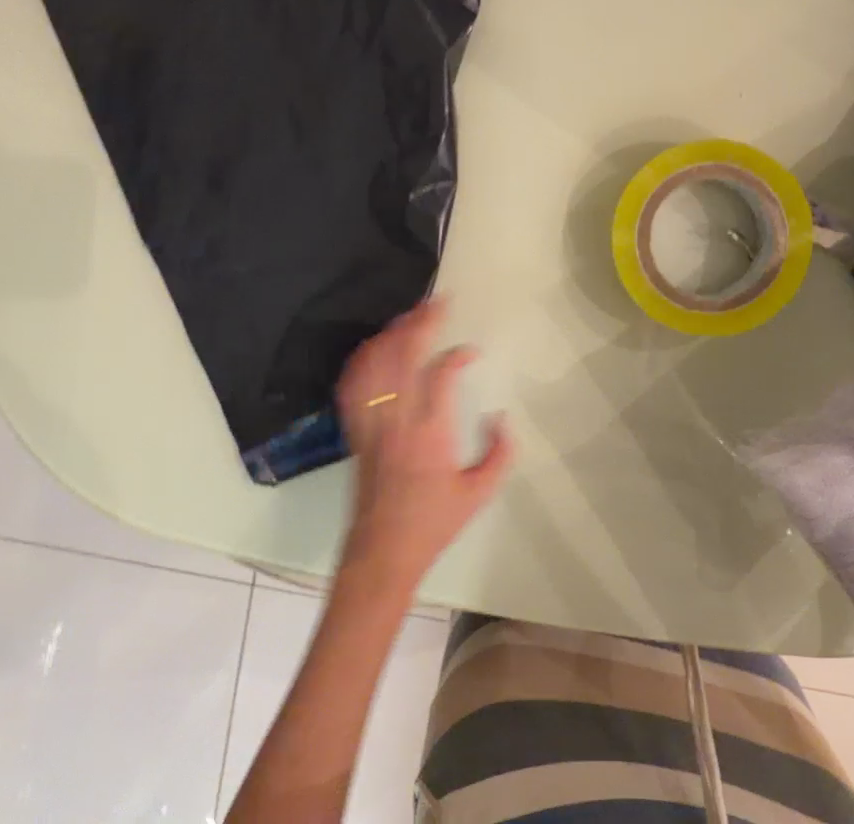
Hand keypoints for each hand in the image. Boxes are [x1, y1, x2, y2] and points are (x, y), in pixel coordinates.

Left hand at [334, 296, 512, 588]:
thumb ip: (501, 452)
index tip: (472, 352)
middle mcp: (398, 421)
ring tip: (410, 315)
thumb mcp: (481, 492)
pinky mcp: (355, 431)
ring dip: (391, 334)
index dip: (458, 354)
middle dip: (421, 323)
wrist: (383, 550)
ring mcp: (371, 424)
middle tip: (438, 302)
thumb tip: (502, 417)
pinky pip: (352, 386)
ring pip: (374, 364)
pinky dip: (362, 360)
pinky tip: (374, 346)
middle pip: (403, 355)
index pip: (442, 373)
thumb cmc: (435, 522)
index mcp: (432, 434)